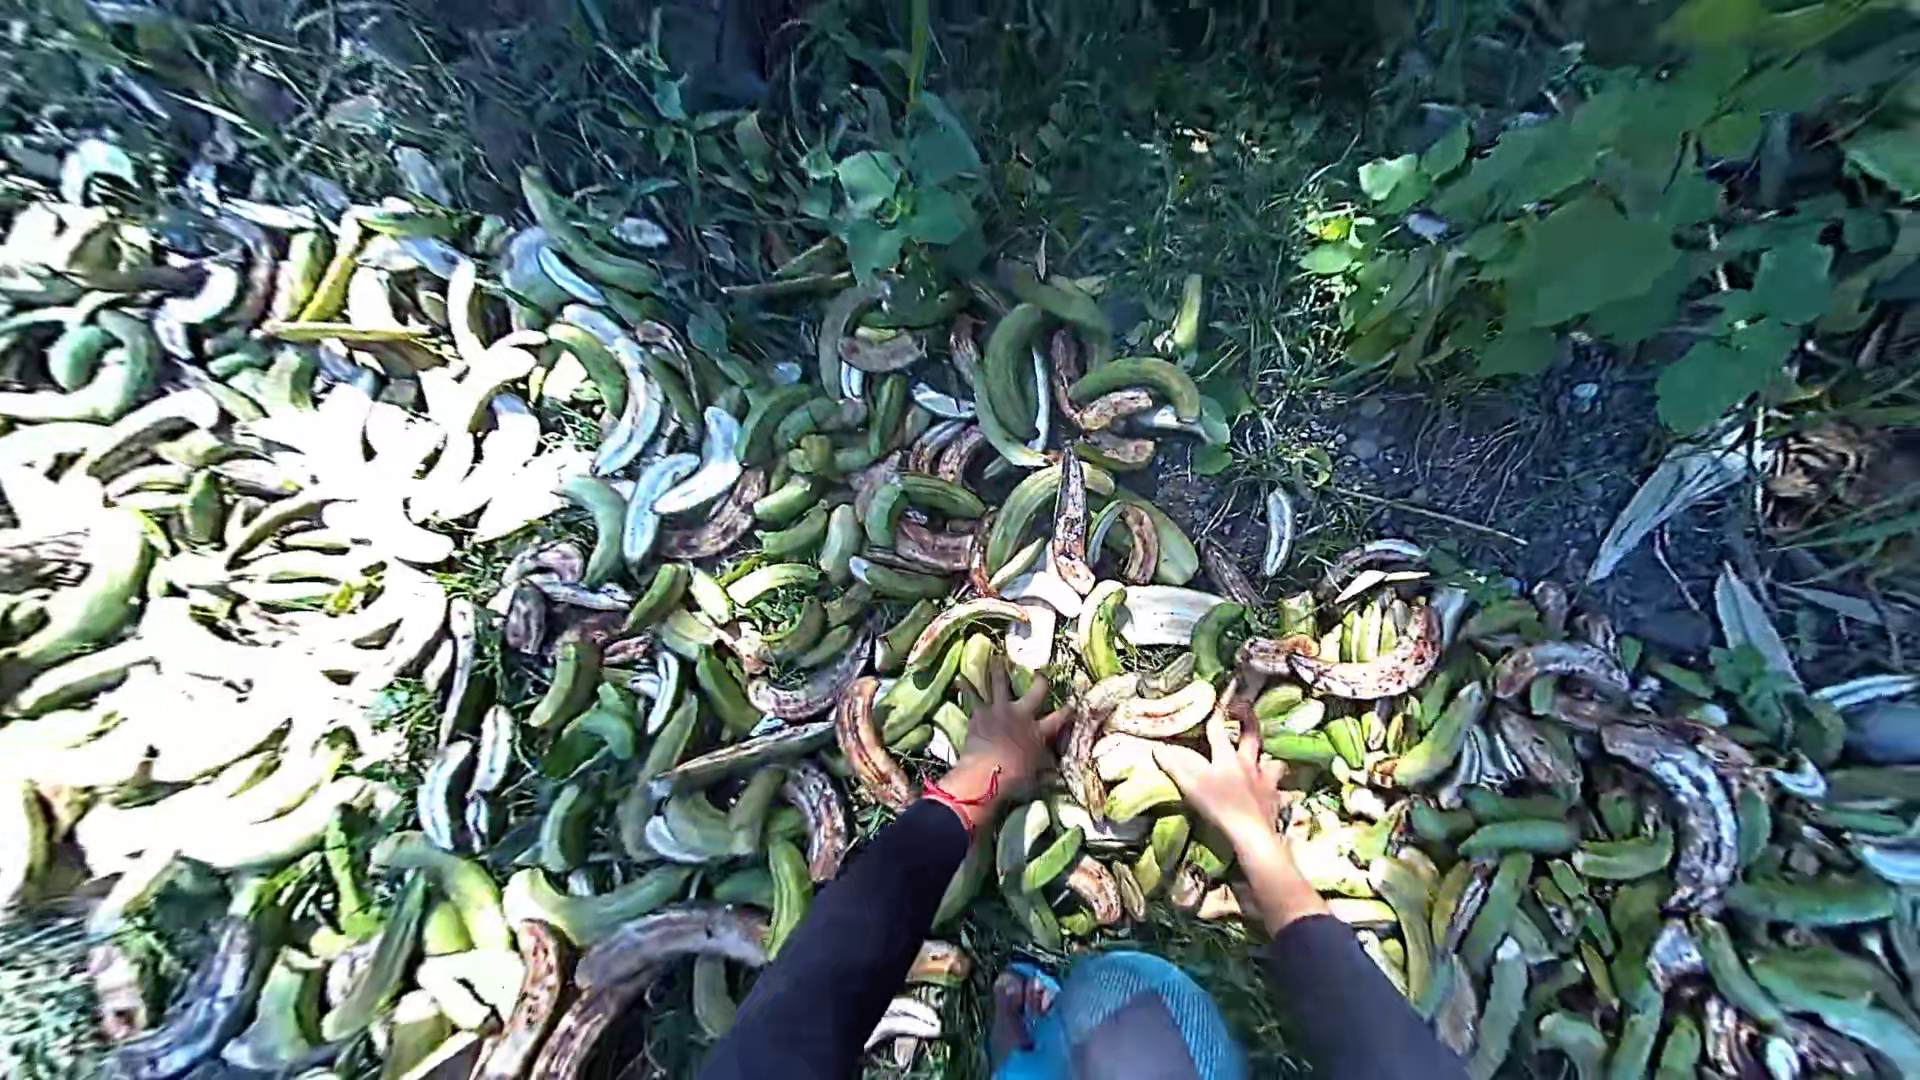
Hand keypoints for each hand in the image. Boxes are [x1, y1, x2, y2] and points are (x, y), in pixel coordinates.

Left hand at [936, 657, 1071, 812]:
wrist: (987, 772)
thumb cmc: (1015, 779)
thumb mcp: (1037, 778)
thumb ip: (1047, 773)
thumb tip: (1057, 777)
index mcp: (1038, 732)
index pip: (1059, 718)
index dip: (1068, 709)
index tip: (1073, 702)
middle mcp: (1022, 715)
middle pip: (1036, 692)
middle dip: (1040, 680)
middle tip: (1041, 671)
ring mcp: (1000, 710)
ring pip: (1001, 683)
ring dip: (999, 669)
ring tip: (998, 657)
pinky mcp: (980, 713)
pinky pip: (972, 696)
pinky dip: (965, 686)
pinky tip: (960, 676)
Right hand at [1152, 716, 1289, 857]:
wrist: (1251, 835)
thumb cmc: (1219, 806)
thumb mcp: (1189, 785)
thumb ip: (1173, 765)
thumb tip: (1157, 747)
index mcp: (1226, 757)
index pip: (1218, 730)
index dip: (1215, 715)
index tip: (1216, 699)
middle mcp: (1249, 763)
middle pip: (1252, 736)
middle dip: (1249, 720)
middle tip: (1247, 708)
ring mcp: (1265, 781)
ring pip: (1274, 763)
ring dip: (1270, 759)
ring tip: (1267, 758)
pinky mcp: (1276, 800)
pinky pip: (1282, 792)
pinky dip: (1281, 791)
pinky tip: (1279, 794)